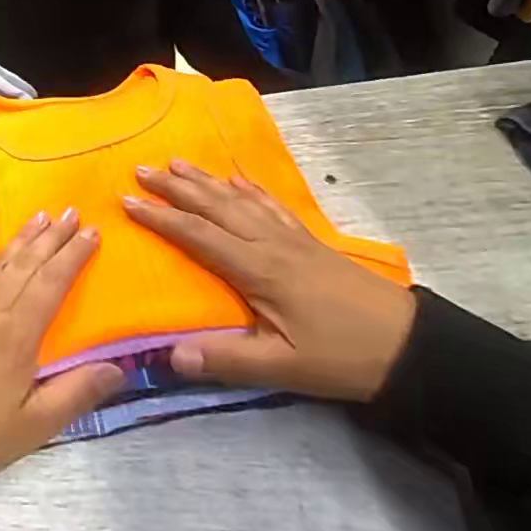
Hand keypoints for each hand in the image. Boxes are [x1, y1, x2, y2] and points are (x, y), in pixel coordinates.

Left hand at [0, 210, 124, 476]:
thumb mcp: (36, 425)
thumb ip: (78, 392)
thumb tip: (118, 368)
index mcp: (18, 334)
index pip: (52, 281)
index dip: (74, 254)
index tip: (94, 232)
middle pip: (28, 264)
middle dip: (53, 236)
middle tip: (73, 212)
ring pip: (0, 264)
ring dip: (22, 238)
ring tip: (42, 215)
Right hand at [125, 161, 415, 401]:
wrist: (403, 341)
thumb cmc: (340, 355)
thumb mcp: (282, 368)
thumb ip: (226, 360)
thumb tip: (169, 354)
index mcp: (258, 269)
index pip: (198, 235)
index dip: (161, 218)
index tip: (128, 201)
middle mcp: (269, 241)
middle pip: (215, 205)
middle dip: (176, 186)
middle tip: (142, 168)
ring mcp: (290, 235)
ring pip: (239, 197)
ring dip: (206, 179)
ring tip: (178, 162)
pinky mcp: (306, 237)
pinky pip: (270, 202)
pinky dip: (249, 186)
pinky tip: (239, 178)